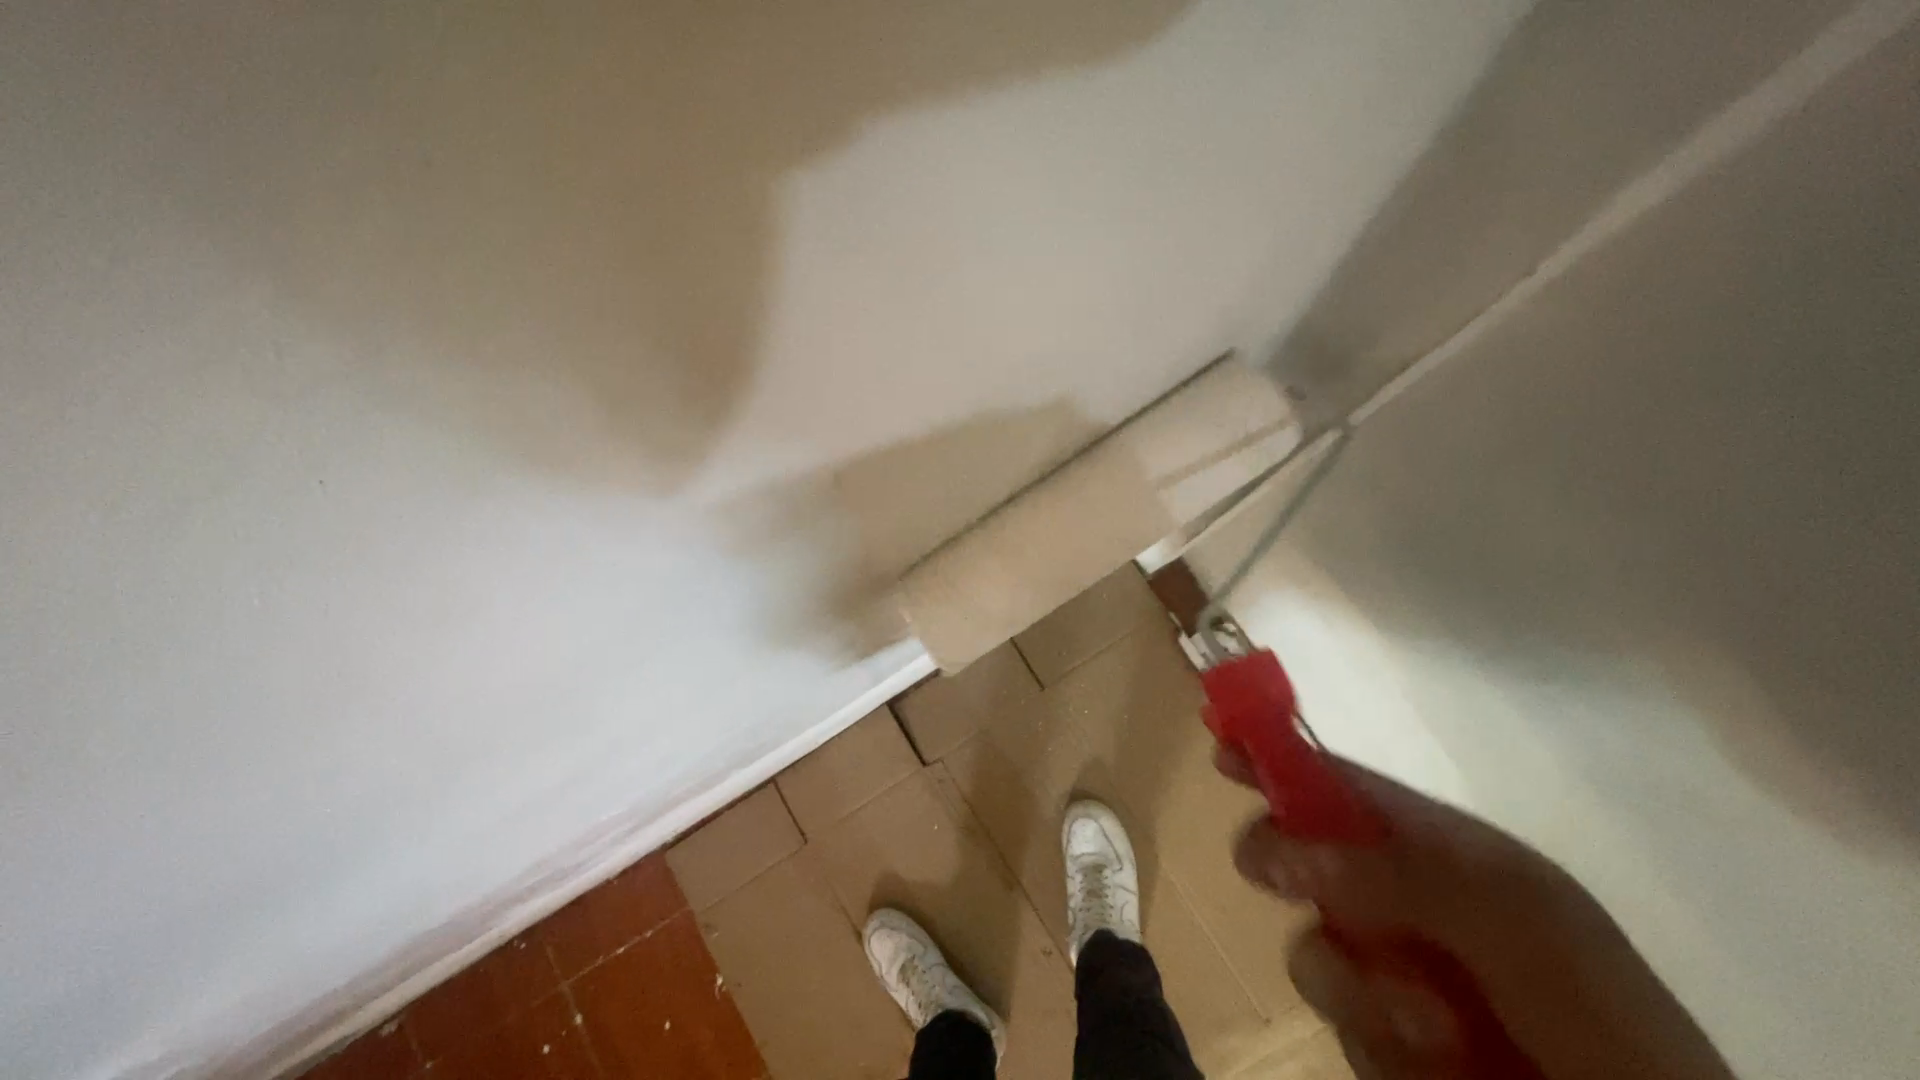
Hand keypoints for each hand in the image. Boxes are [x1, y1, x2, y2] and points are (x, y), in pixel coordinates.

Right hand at [1216, 744, 1736, 1079]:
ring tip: (1431, 1027)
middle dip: (1279, 859)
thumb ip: (1403, 871)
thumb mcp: (1513, 913)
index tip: (1221, 744)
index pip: (1338, 784)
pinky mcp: (1380, 1040)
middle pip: (1295, 853)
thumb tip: (1289, 849)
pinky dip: (1375, 1036)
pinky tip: (1435, 1057)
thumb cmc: (1591, 1002)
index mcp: (1435, 848)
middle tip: (1286, 877)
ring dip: (1355, 982)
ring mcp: (1386, 970)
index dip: (1277, 757)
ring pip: (1309, 948)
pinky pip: (1337, 1023)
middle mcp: (1398, 898)